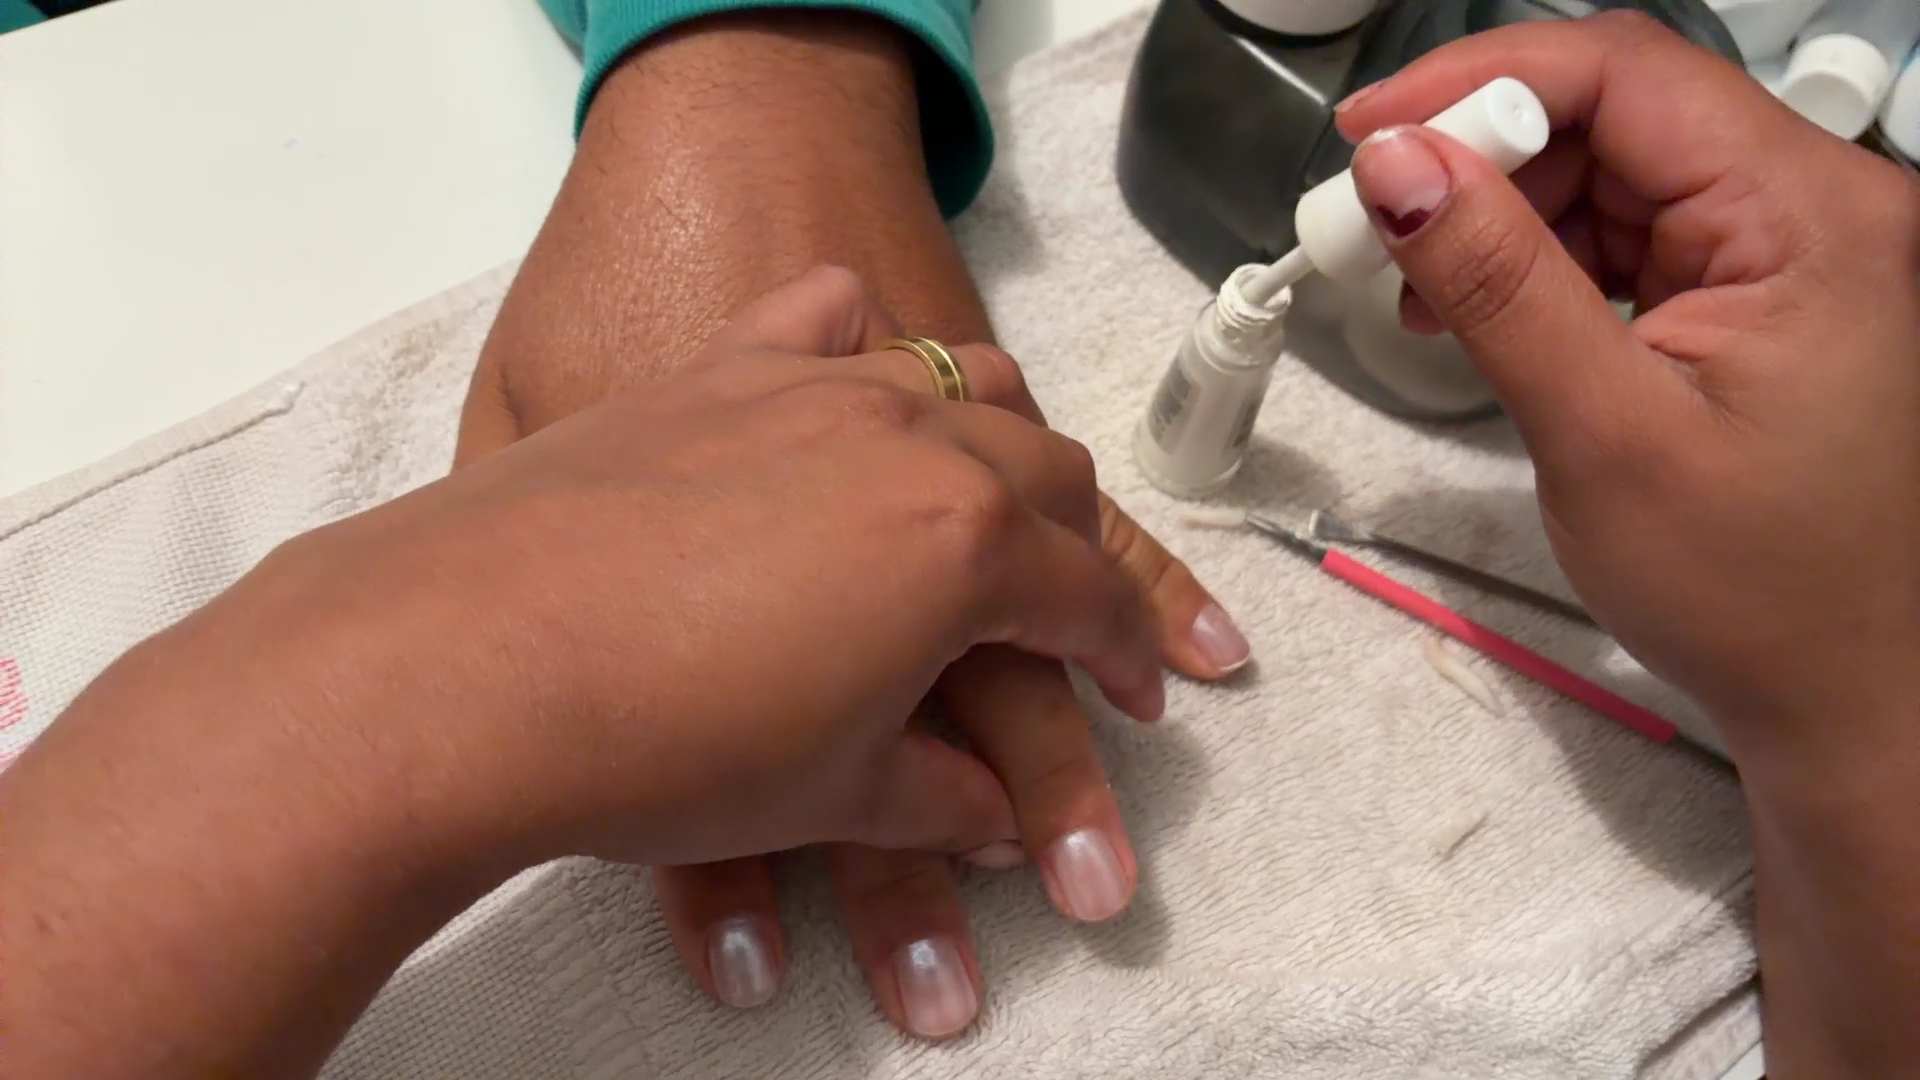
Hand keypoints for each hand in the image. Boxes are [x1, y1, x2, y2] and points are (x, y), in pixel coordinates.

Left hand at [5, 268, 1177, 1078]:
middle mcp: (913, 439)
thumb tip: (1001, 822)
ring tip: (1000, 495)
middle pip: (1053, 471)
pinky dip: (866, 336)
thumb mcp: (835, 791)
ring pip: (968, 378)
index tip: (1141, 688)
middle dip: (1087, 547)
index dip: (1130, 649)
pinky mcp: (730, 365)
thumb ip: (944, 798)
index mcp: (959, 544)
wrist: (455, 668)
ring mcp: (820, 385)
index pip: (1091, 594)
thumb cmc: (669, 744)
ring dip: (1006, 440)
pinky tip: (865, 370)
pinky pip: (827, 314)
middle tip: (1081, 609)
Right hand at [1337, 14, 1919, 1074]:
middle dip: (1478, 166)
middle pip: (1613, 123)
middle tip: (1377, 238)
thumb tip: (1396, 170)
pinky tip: (1470, 316)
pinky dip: (1521, 270)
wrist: (1840, 683)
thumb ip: (1496, 284)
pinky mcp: (1721, 309)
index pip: (1631, 77)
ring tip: (1419, 296)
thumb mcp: (1596, 423)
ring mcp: (1760, 261)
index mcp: (1804, 215)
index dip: (1481, 82)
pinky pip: (1606, 250)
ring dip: (1491, 224)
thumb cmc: (1736, 573)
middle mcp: (1799, 211)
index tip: (1360, 133)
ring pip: (1600, 187)